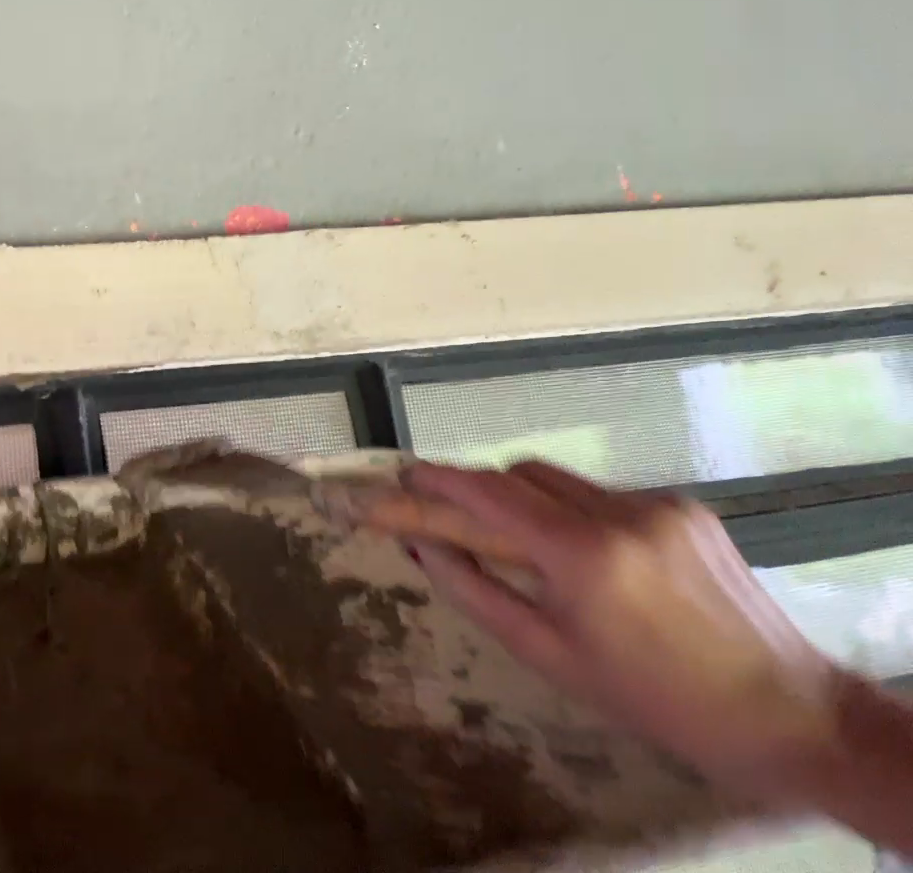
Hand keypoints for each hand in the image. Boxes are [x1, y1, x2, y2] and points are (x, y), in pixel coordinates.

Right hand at [379, 460, 839, 799]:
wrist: (787, 715)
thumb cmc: (647, 696)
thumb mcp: (542, 651)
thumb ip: (471, 589)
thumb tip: (421, 545)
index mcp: (581, 553)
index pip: (488, 492)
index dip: (437, 479)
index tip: (400, 476)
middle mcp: (621, 513)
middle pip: (520, 474)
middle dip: (477, 488)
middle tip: (450, 515)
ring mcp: (660, 506)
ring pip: (560, 480)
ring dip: (524, 500)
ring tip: (523, 546)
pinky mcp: (687, 510)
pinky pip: (601, 495)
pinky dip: (572, 513)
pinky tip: (588, 558)